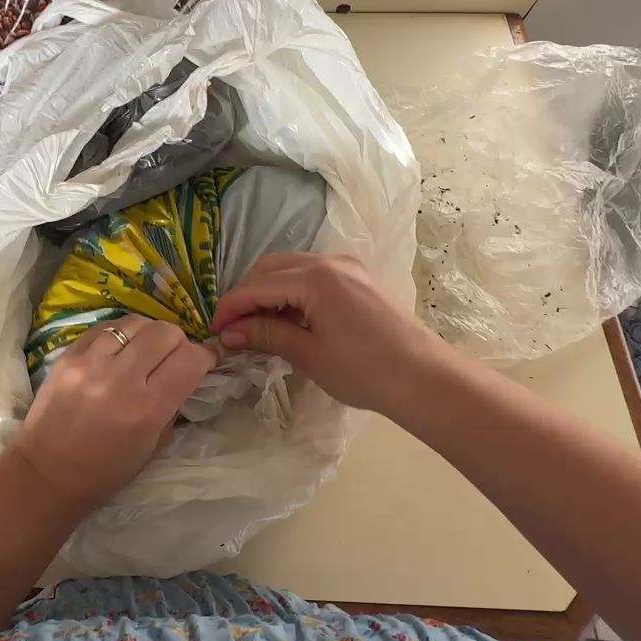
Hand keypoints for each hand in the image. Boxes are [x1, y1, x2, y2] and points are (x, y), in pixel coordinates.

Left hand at [11, 315, 215, 511]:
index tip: (206, 360)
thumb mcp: (153, 446)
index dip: (205, 356)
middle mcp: (120, 379)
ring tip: (145, 350)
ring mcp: (90, 363)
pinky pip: (105, 327)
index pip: (190, 360)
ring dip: (149, 334)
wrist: (47, 473)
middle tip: (174, 356)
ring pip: (135, 322)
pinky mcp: (68, 355)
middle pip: (166, 332)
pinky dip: (119, 334)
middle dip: (179, 341)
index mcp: (147, 409)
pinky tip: (119, 350)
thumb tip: (188, 374)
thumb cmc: (106, 471)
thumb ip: (173, 405)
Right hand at [210, 252, 451, 413]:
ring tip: (256, 325)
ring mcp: (348, 266)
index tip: (214, 331)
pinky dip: (291, 290)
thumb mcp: (308, 354)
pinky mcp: (358, 277)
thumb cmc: (364, 371)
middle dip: (246, 294)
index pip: (257, 285)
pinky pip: (312, 274)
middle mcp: (330, 261)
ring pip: (290, 267)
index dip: (231, 307)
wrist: (425, 379)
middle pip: (270, 267)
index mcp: (316, 278)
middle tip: (232, 327)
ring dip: (267, 291)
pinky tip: (287, 317)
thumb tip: (229, 333)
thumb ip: (266, 334)